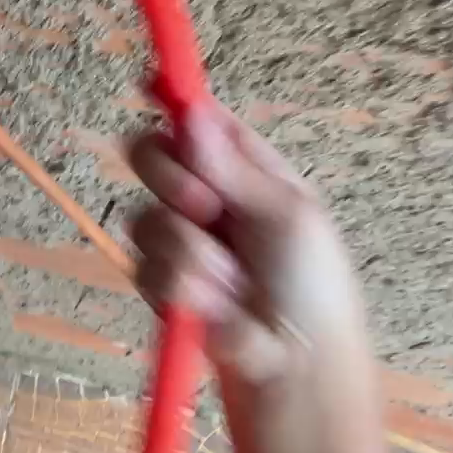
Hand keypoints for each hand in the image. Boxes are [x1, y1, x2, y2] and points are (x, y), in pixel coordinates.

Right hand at [127, 101, 370, 388]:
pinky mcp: (157, 278)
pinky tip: (209, 307)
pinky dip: (176, 286)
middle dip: (172, 182)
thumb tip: (192, 112)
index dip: (173, 102)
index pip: (200, 121)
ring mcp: (177, 237)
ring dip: (188, 255)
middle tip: (205, 208)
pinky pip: (142, 264)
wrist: (292, 368)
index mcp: (245, 170)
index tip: (146, 85)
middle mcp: (205, 195)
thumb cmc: (310, 287)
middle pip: (151, 155)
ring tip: (229, 286)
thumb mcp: (287, 218)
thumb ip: (232, 167)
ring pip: (144, 217)